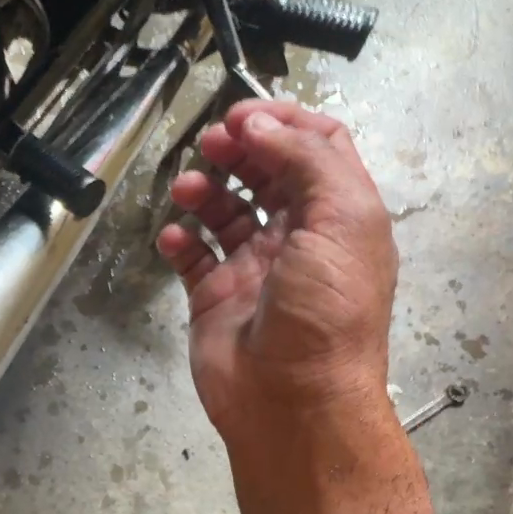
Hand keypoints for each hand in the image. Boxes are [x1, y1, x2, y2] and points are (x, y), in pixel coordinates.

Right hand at [155, 101, 397, 429]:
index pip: (316, 148)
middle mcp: (297, 236)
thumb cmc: (326, 310)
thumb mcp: (339, 222)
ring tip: (183, 188)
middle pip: (266, 174)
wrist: (292, 399)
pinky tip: (173, 236)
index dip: (281, 123)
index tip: (241, 115)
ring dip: (204, 191)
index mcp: (339, 215)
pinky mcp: (216, 296)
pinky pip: (193, 256)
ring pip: (225, 212)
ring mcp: (253, 267)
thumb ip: (304, 162)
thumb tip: (257, 127)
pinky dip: (180, 240)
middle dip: (238, 151)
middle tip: (208, 142)